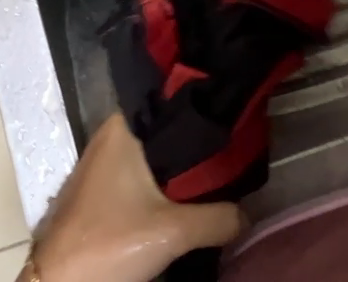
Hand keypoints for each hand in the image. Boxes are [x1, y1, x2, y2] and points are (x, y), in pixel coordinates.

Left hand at [28, 116, 244, 281]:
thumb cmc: (111, 242)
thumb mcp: (173, 232)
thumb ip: (217, 219)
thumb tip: (247, 215)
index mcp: (124, 126)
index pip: (173, 105)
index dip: (204, 116)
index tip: (235, 128)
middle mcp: (111, 135)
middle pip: (165, 135)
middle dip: (195, 151)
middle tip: (233, 162)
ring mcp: (102, 163)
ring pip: (152, 159)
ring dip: (178, 174)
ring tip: (217, 183)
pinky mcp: (99, 189)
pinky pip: (140, 177)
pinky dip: (161, 188)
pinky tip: (184, 204)